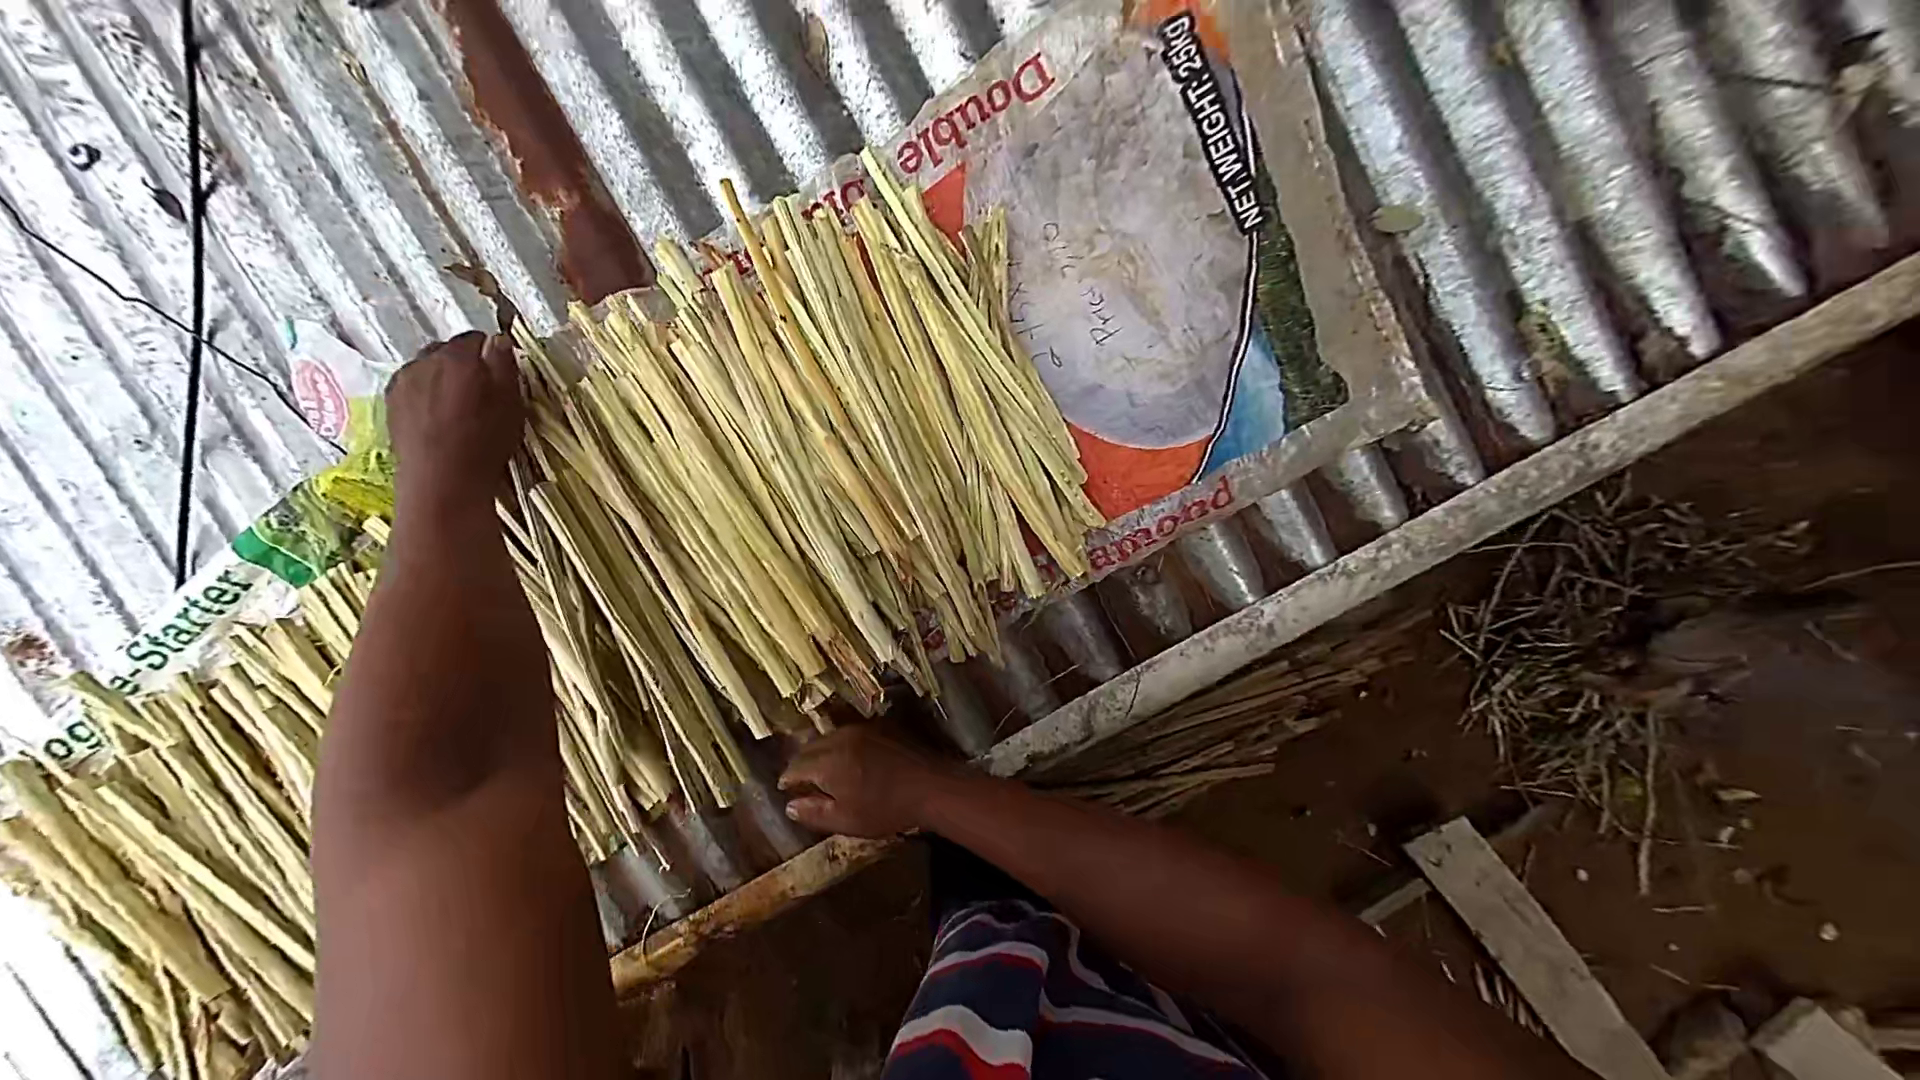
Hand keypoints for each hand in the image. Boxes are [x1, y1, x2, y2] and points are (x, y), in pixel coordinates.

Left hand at [387, 331, 523, 515]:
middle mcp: (424, 360)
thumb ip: (504, 365)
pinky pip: (413, 386)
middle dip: (465, 364)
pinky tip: (440, 417)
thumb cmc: (486, 441)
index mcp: (458, 357)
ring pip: (428, 368)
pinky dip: (427, 393)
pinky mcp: (391, 401)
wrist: (442, 479)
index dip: (492, 354)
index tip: (503, 375)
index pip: (477, 338)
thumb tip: (499, 339)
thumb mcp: (511, 403)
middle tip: (484, 392)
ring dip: (444, 378)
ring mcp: (403, 380)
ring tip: (460, 407)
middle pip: (448, 351)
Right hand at [778, 726, 951, 836]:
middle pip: (811, 747)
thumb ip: (814, 812)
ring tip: (823, 768)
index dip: (788, 778)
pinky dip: (842, 744)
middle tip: (800, 779)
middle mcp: (841, 738)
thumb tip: (789, 806)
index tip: (785, 787)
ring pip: (831, 737)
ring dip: (822, 751)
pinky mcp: (881, 726)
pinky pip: (851, 733)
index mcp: (828, 762)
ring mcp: (863, 729)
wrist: (931, 786)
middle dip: (802, 762)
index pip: (796, 766)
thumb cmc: (886, 808)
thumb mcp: (846, 820)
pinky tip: (850, 757)